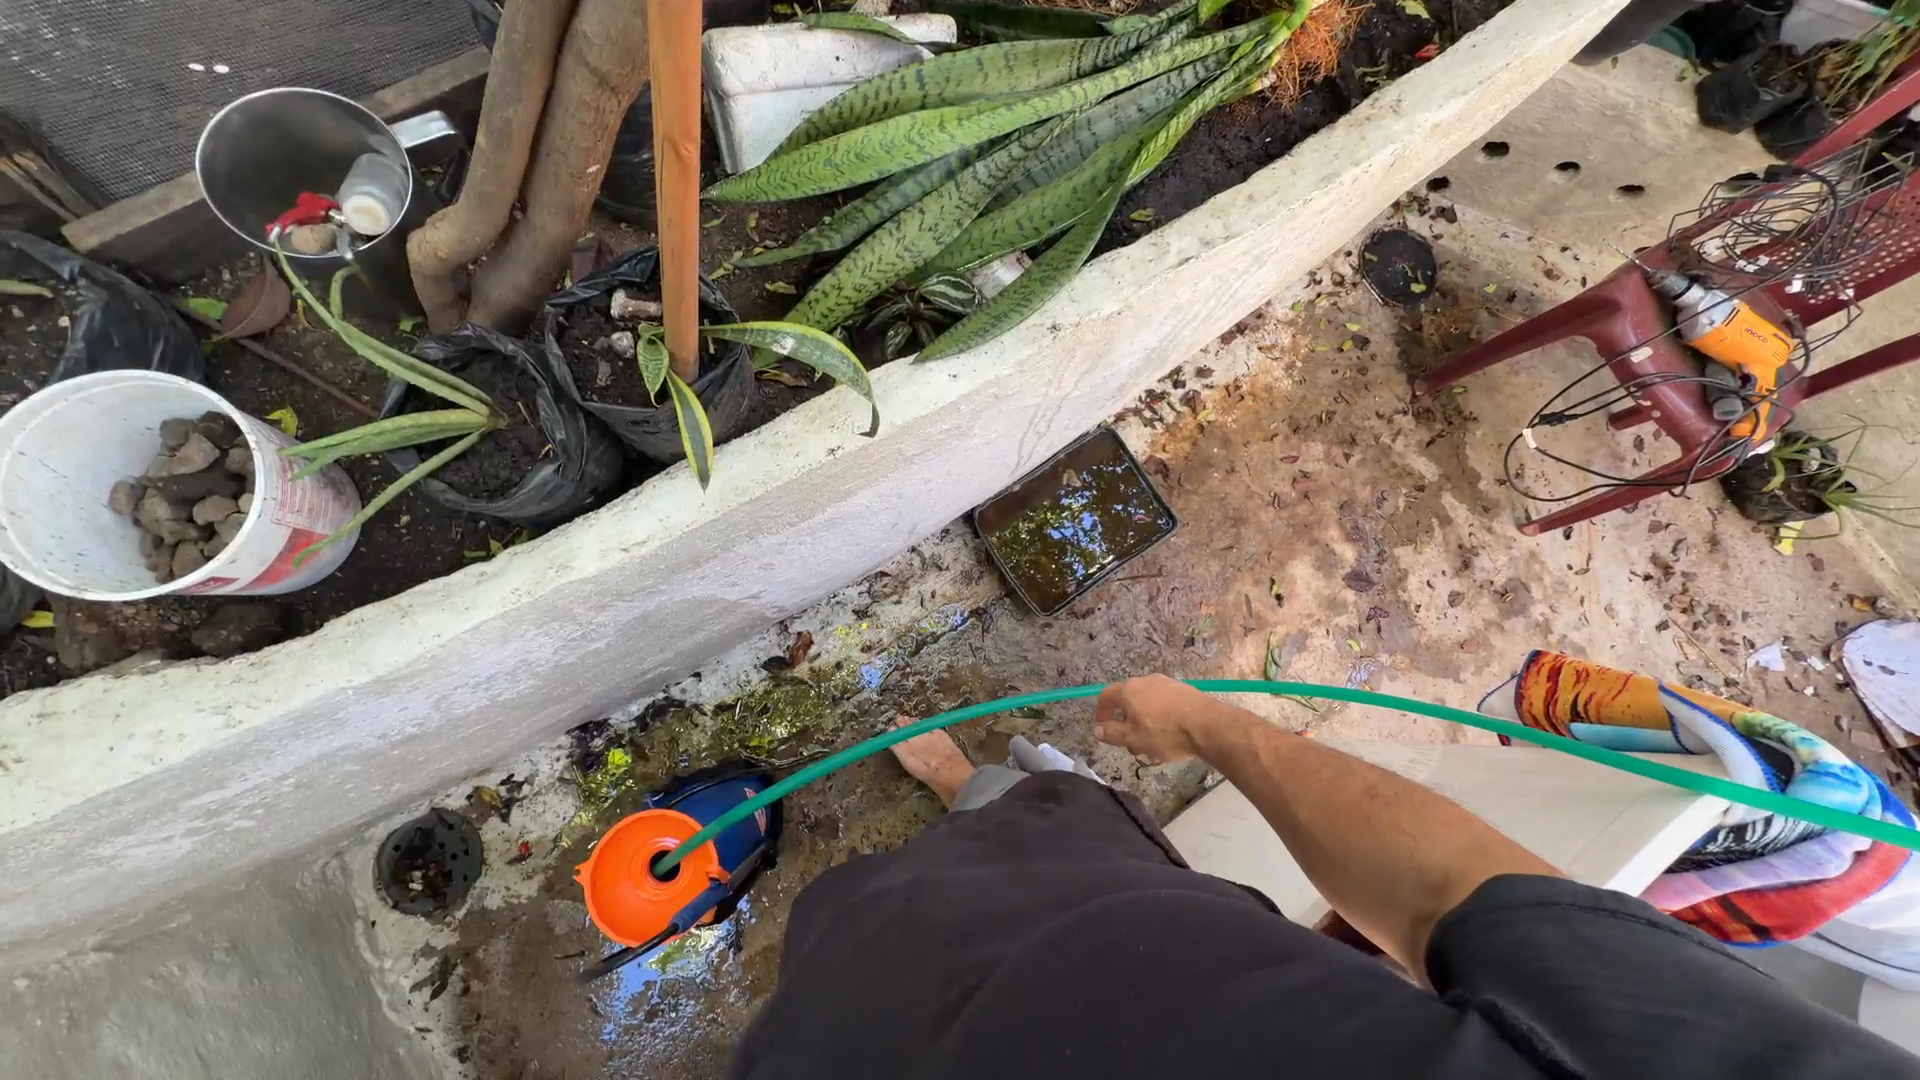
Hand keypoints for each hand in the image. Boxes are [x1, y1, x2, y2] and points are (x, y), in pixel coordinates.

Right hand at [1094, 675, 1226, 762]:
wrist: (1208, 725)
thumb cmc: (1165, 733)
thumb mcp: (1134, 739)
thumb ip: (1112, 733)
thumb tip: (1097, 729)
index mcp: (1129, 690)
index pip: (1106, 696)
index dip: (1101, 712)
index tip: (1103, 727)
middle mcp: (1145, 681)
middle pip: (1128, 699)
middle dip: (1126, 720)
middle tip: (1131, 740)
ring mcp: (1166, 683)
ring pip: (1148, 702)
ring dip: (1144, 719)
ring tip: (1152, 741)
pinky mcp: (1184, 690)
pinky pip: (1164, 703)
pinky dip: (1161, 716)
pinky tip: (1171, 733)